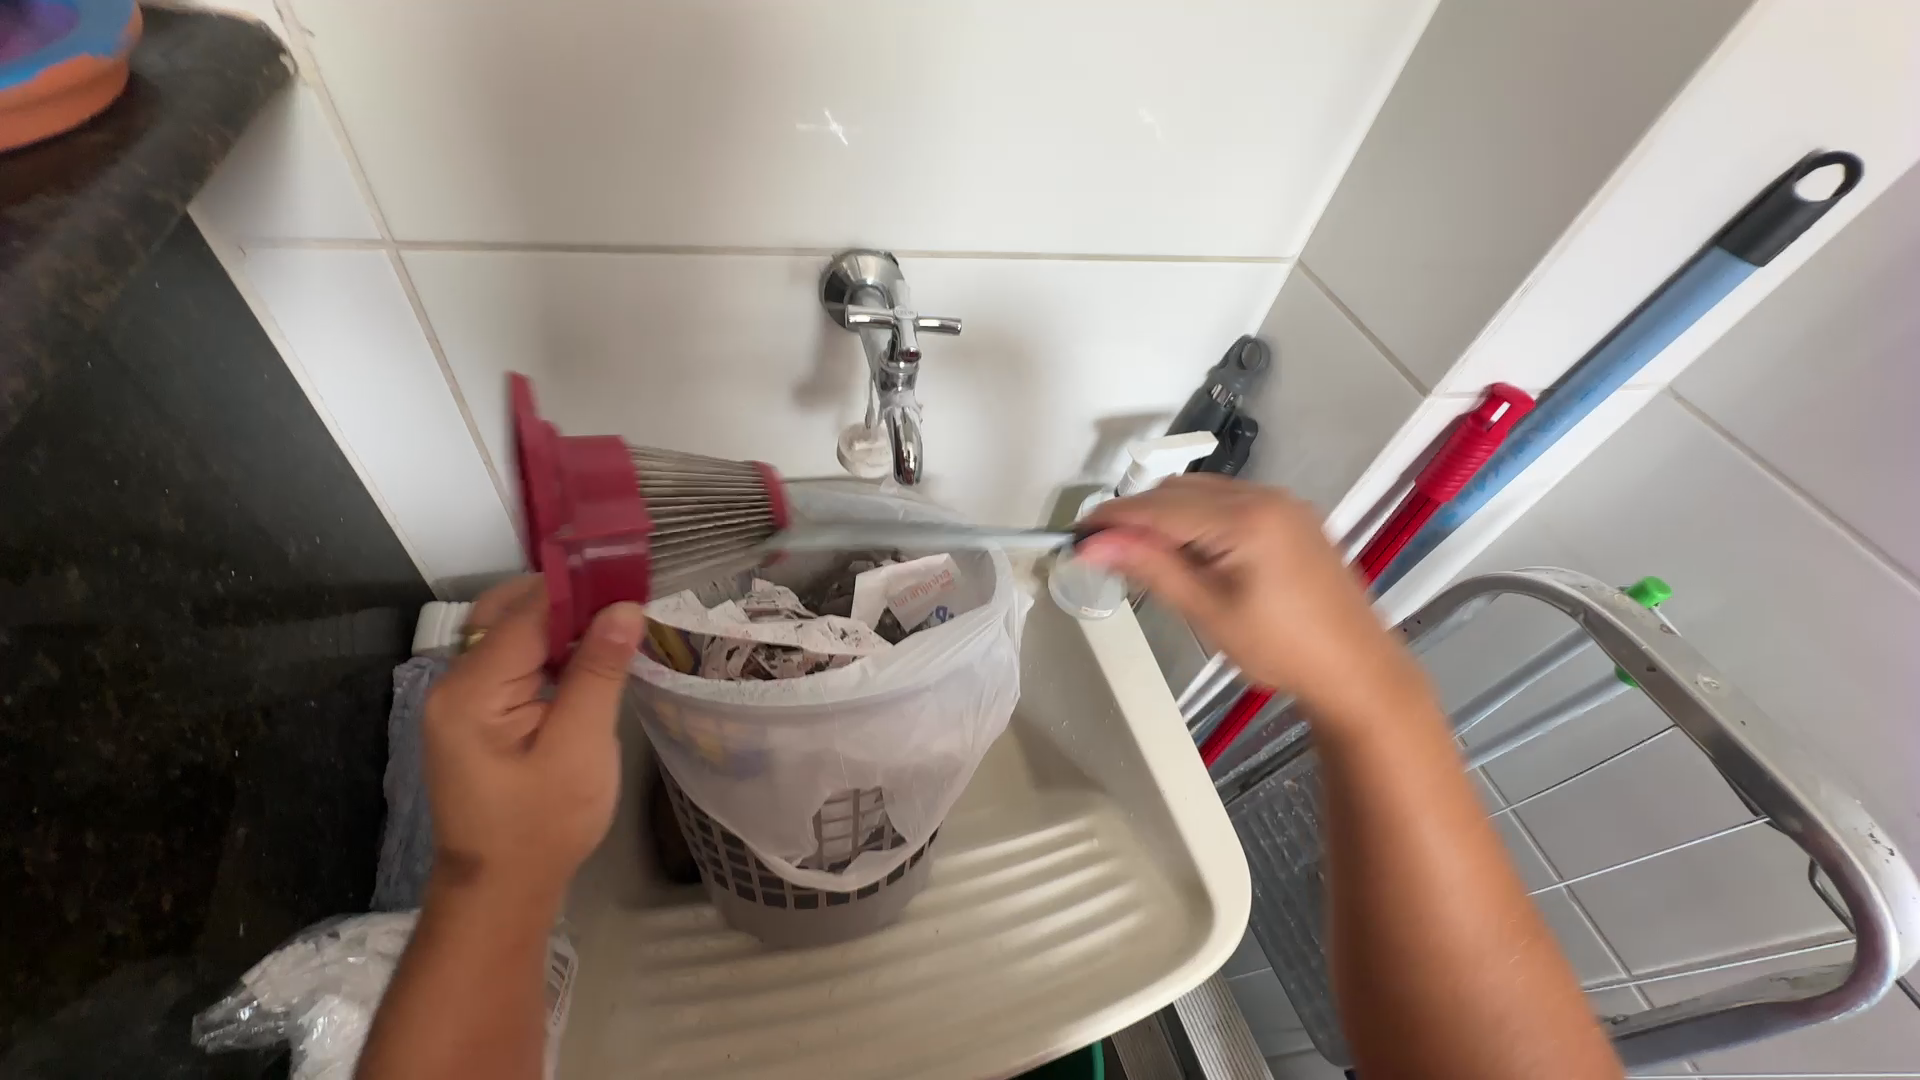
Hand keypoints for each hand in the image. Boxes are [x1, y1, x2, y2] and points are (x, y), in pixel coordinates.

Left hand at [422, 577, 643, 909]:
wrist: (502, 889)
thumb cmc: (543, 825)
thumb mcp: (580, 749)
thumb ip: (598, 673)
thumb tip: (624, 608)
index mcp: (472, 691)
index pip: (527, 615)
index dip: (580, 590)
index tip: (631, 576)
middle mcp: (457, 684)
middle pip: (507, 612)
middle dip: (568, 597)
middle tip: (626, 598)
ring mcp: (464, 699)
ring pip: (512, 632)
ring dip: (564, 621)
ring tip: (618, 620)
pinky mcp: (481, 713)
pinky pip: (516, 660)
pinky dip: (554, 647)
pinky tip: (592, 653)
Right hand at [1079, 475, 1422, 719]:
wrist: (1358, 670)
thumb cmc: (1279, 649)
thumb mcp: (1206, 610)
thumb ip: (1149, 566)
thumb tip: (1090, 544)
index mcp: (1244, 518)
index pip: (1158, 506)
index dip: (1111, 518)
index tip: (1074, 536)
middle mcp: (1264, 495)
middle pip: (1178, 490)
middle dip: (1137, 515)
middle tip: (1107, 552)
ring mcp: (1282, 502)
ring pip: (1202, 492)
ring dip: (1165, 514)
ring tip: (1143, 555)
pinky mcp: (1291, 516)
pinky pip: (1228, 501)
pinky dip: (1196, 517)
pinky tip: (1189, 550)